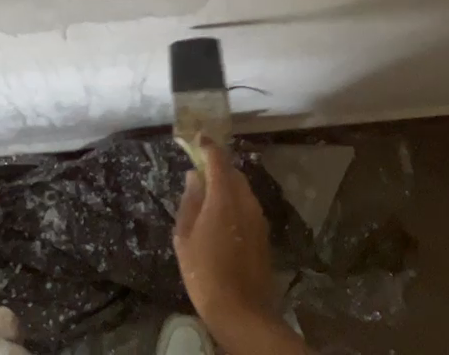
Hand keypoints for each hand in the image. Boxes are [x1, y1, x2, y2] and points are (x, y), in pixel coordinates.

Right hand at [173, 139, 280, 334]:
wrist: (241, 310)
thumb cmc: (204, 273)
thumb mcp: (184, 237)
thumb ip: (189, 201)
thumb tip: (194, 176)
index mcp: (224, 197)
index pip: (217, 159)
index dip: (207, 145)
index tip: (197, 138)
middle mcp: (245, 200)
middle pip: (232, 172)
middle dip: (217, 167)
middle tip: (199, 173)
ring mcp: (258, 216)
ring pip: (242, 189)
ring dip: (227, 186)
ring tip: (209, 199)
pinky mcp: (264, 232)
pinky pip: (247, 206)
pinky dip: (235, 203)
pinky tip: (223, 221)